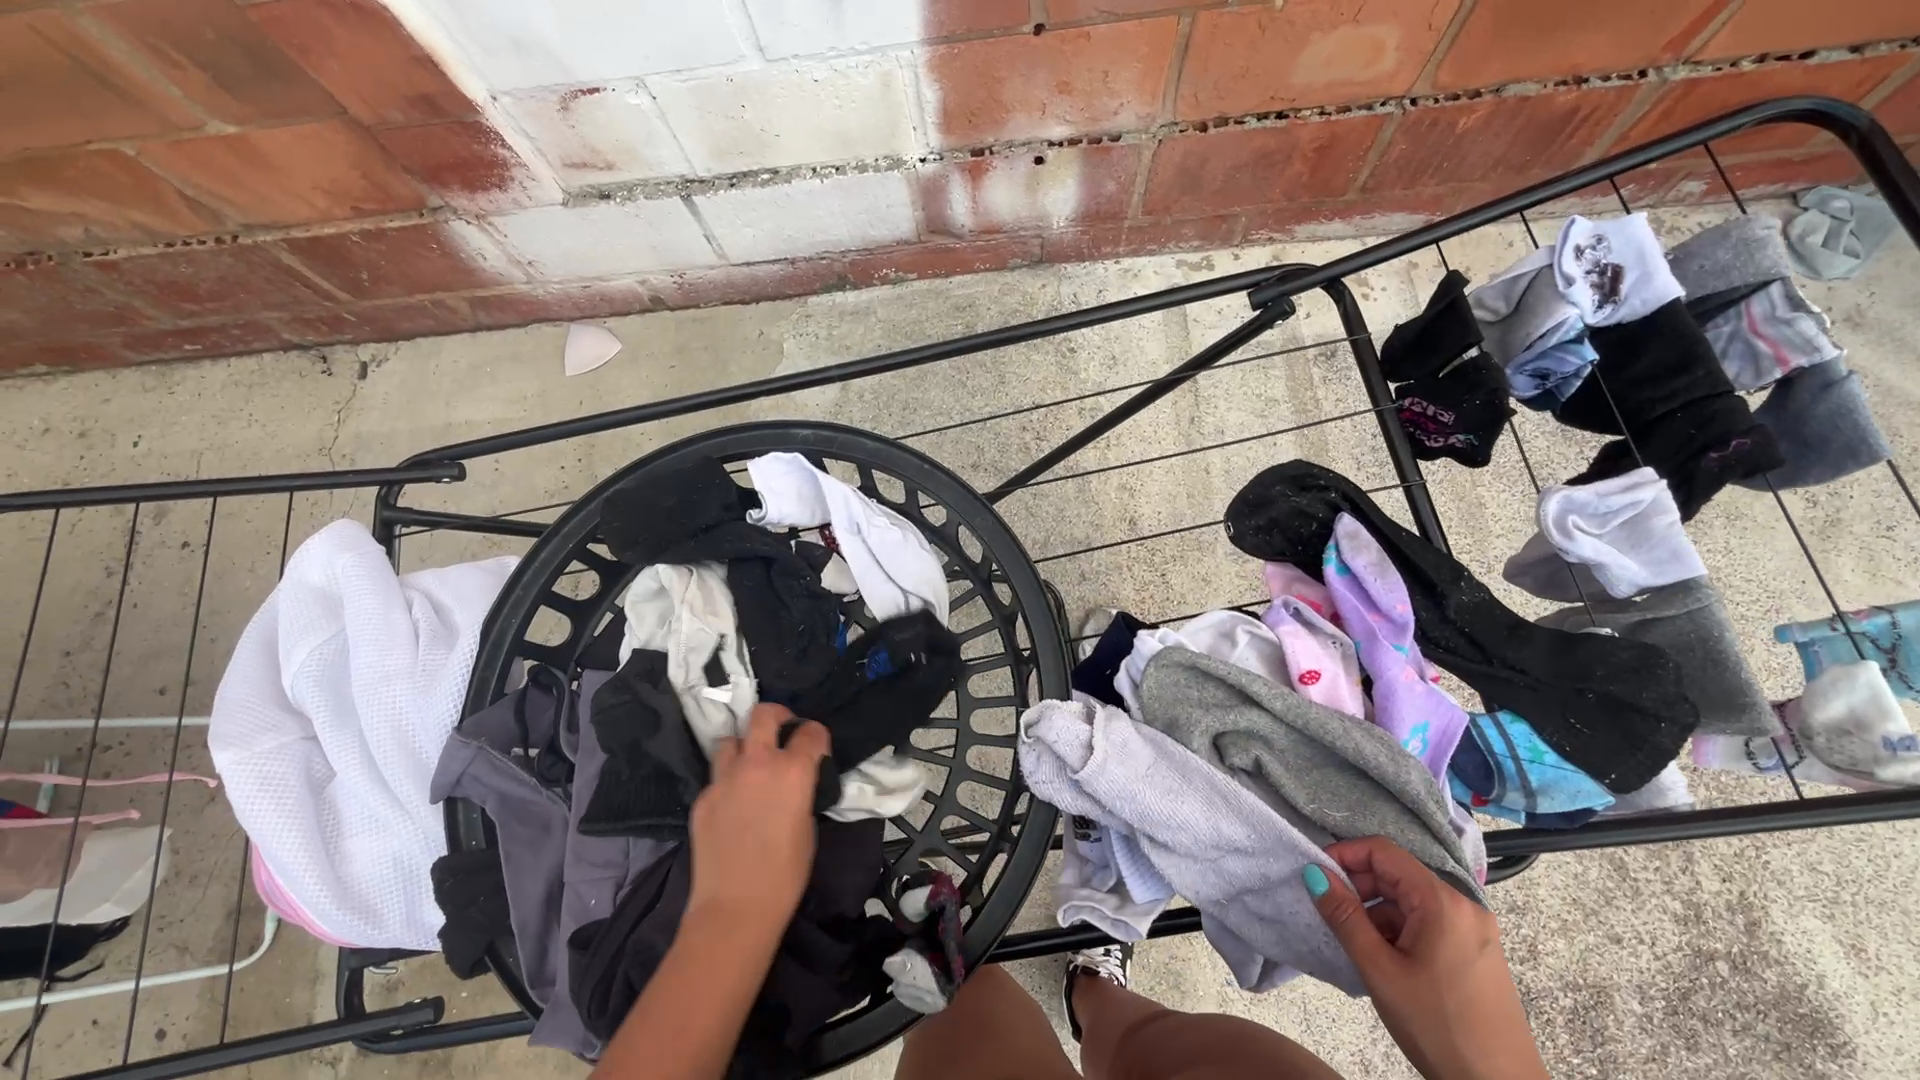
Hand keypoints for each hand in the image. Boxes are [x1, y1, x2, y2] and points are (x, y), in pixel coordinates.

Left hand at [687, 703, 829, 936]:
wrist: (735, 907)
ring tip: (751, 768)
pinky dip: (728, 782)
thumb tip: (798, 782)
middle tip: (782, 734)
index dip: (816, 737)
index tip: (816, 747)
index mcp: (792, 771)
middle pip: (763, 714)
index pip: (810, 731)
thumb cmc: (786, 873)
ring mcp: (723, 778)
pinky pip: (717, 777)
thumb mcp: (808, 826)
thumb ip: (802, 792)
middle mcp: (757, 764)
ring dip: (744, 747)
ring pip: (731, 740)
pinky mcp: (702, 797)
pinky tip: (733, 806)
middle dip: (777, 717)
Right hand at [1308, 837, 1549, 1079]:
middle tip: (1330, 912)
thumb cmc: (1437, 1026)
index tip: (1316, 875)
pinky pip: (1429, 922)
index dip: (1345, 854)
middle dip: (1359, 885)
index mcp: (1442, 902)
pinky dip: (1400, 929)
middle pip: (1399, 874)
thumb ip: (1344, 916)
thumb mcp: (1380, 970)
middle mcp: (1464, 905)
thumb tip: (1314, 873)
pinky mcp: (1477, 950)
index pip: (1384, 852)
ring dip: (1377, 911)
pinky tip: (1385, 958)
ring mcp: (1474, 928)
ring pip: (1412, 900)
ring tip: (1356, 942)